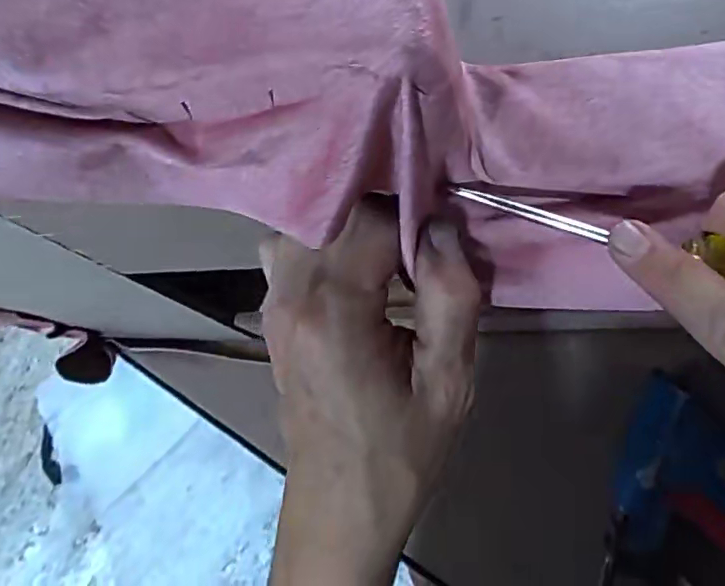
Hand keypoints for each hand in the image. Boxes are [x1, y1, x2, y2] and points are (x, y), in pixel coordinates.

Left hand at [262, 199, 481, 585]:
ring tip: (390, 253)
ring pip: (310, 221)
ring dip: (353, 225)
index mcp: (332, 310)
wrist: (338, 512)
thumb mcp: (448, 383)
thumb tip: (443, 226)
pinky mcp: (272, 311)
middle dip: (387, 216)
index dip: (414, 220)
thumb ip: (452, 296)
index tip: (440, 249)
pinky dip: (325, 240)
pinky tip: (354, 266)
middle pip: (338, 211)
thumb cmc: (399, 453)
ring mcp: (273, 301)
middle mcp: (290, 294)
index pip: (372, 218)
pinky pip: (291, 246)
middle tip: (422, 247)